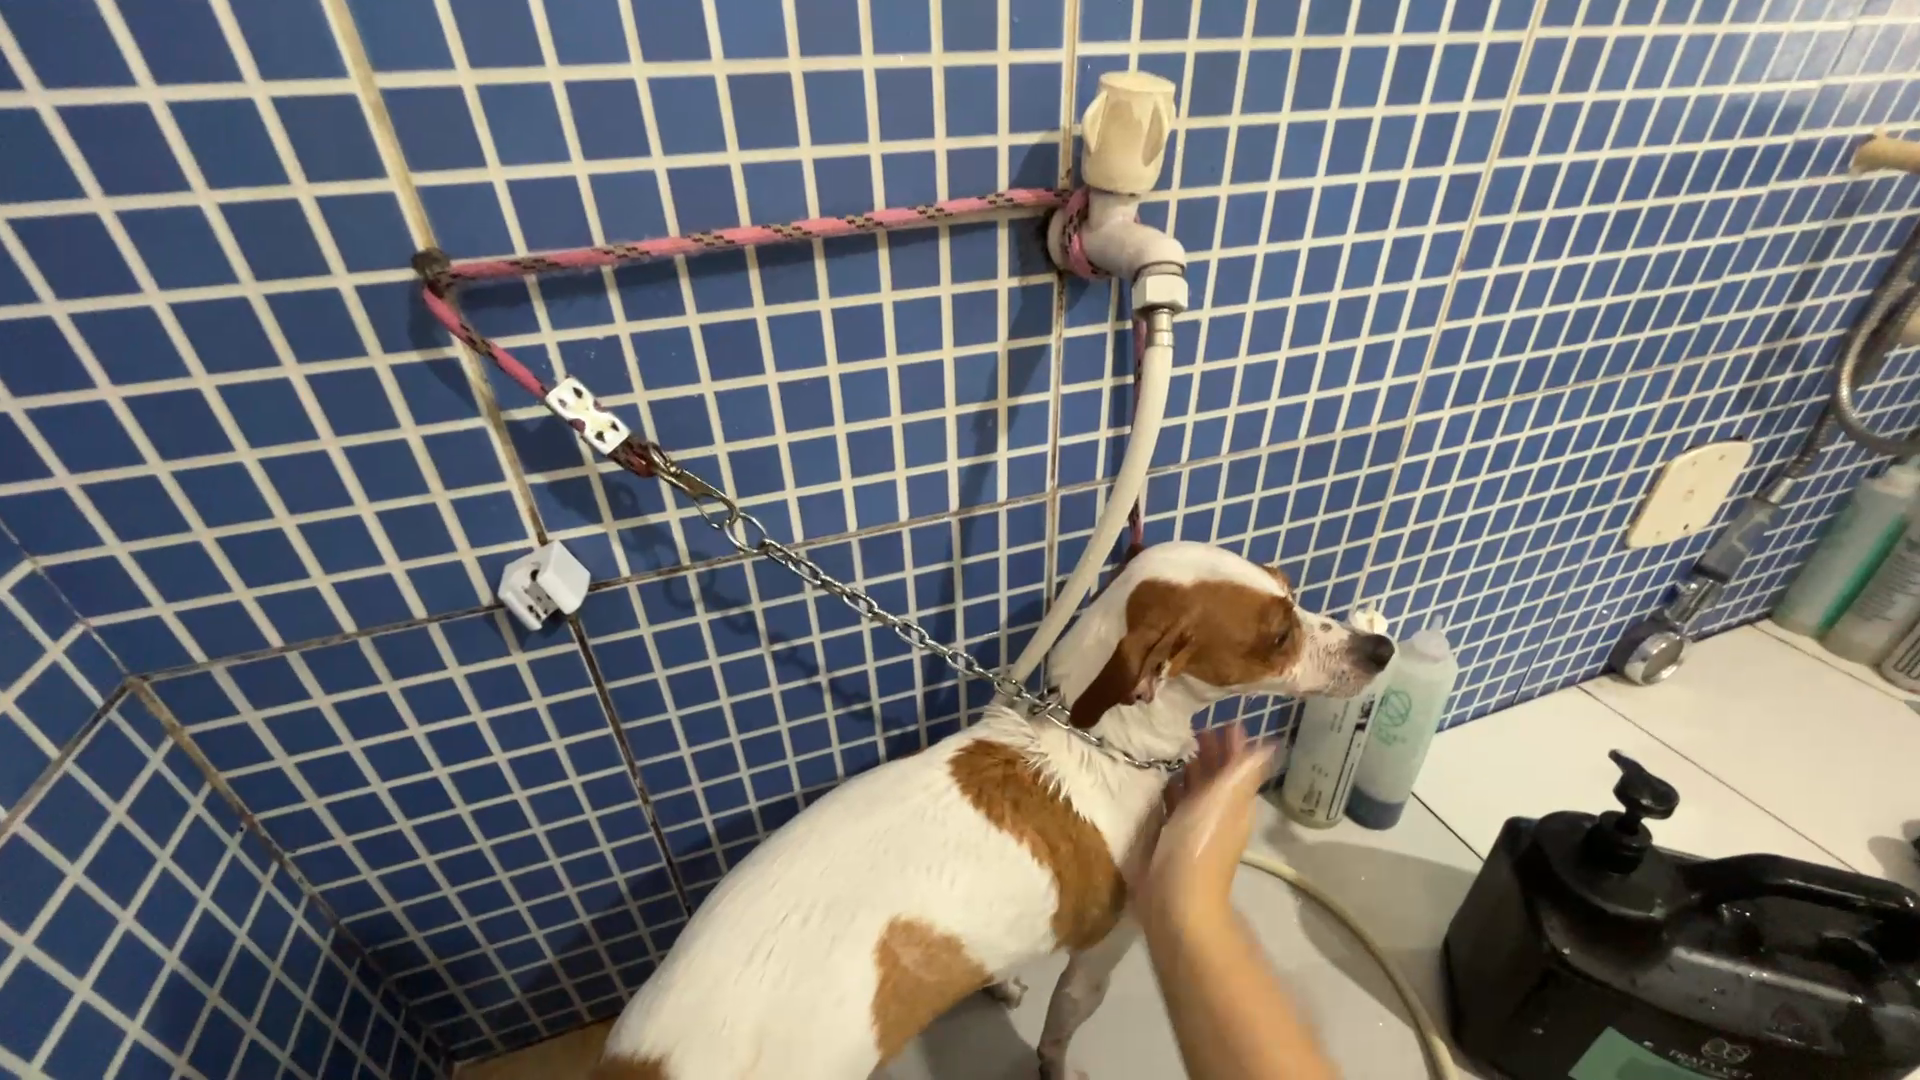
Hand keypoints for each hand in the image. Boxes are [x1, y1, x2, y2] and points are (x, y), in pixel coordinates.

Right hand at [1129, 725, 1277, 925]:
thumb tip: (1270, 743)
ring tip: (1176, 743)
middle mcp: (1218, 812)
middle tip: (1195, 724)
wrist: (1175, 900)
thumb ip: (1242, 771)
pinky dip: (1172, 787)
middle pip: (1217, 775)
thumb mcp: (1222, 801)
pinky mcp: (1172, 837)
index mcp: (1234, 803)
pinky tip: (1159, 778)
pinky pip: (1175, 803)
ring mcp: (1195, 826)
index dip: (1234, 743)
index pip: (1238, 765)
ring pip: (1196, 788)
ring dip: (1190, 767)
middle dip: (1211, 750)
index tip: (1222, 717)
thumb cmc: (1199, 844)